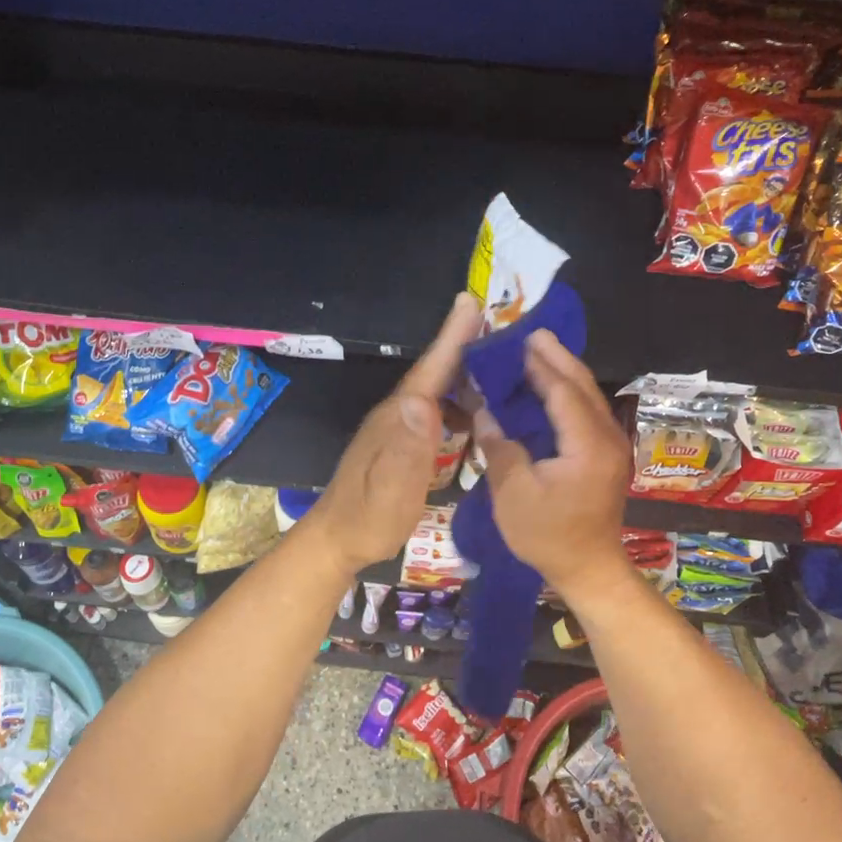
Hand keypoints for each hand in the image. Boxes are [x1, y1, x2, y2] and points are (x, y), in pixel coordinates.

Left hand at [305, 293, 482, 571]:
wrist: (338, 541)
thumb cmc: (368, 519)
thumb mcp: (392, 490)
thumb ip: (407, 449)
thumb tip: (422, 401)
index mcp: (398, 417)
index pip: (429, 369)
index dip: (451, 336)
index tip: (470, 300)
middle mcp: (398, 414)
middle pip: (435, 372)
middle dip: (465, 345)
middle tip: (503, 325)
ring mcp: (398, 428)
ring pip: (437, 390)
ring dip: (465, 373)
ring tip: (501, 363)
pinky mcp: (402, 443)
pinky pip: (436, 411)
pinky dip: (459, 402)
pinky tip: (478, 411)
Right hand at [473, 329, 630, 593]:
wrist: (588, 570)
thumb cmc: (548, 536)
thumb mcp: (512, 493)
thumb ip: (500, 445)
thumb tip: (486, 410)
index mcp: (587, 445)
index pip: (563, 392)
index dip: (540, 365)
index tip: (517, 341)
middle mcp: (606, 438)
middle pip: (582, 387)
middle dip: (556, 357)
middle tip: (530, 332)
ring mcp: (610, 446)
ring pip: (588, 397)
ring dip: (563, 372)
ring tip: (536, 350)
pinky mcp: (605, 455)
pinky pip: (587, 412)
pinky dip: (567, 393)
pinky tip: (547, 387)